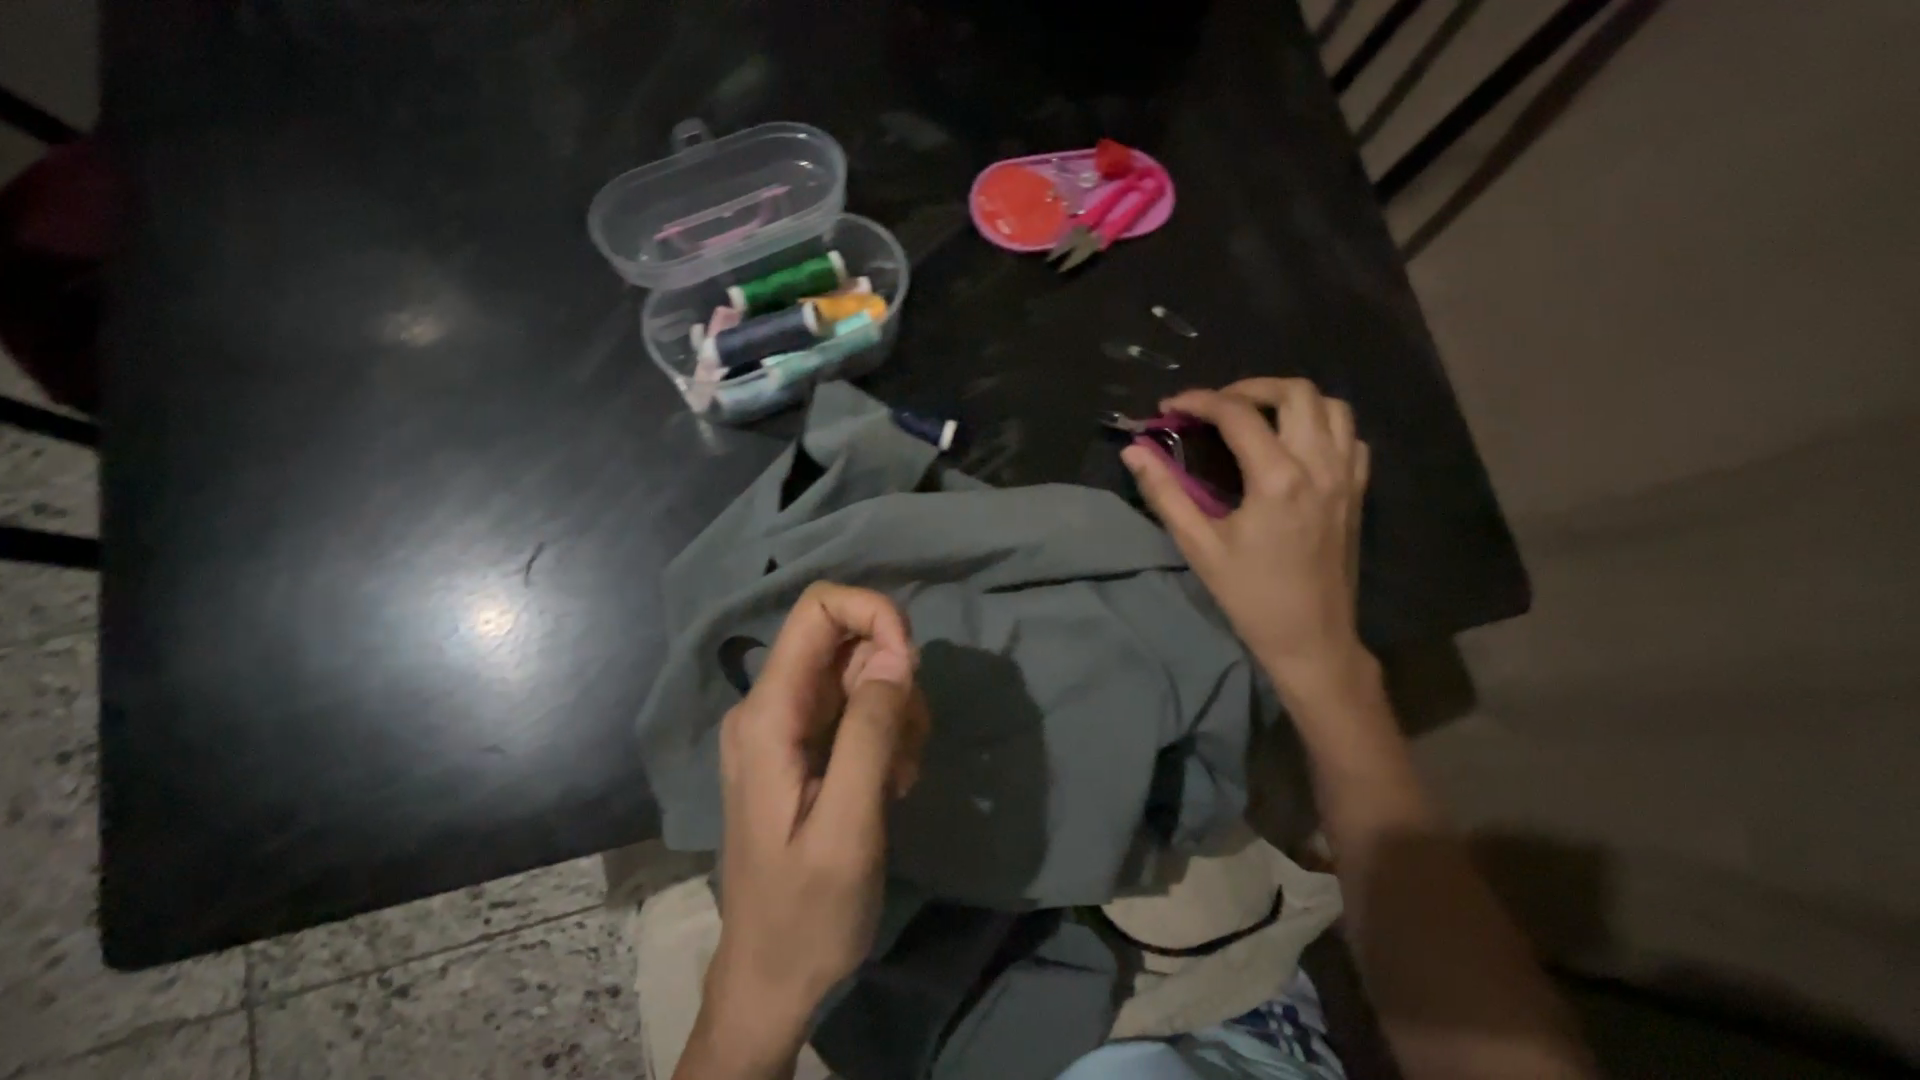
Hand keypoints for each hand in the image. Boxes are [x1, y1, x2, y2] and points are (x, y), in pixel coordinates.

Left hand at [696, 583, 929, 1072]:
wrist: (772, 975)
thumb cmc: (807, 912)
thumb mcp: (848, 827)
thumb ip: (870, 733)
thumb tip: (897, 654)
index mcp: (767, 716)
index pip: (817, 609)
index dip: (874, 614)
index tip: (913, 666)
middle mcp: (769, 707)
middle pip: (844, 640)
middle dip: (894, 677)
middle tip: (910, 746)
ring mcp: (784, 728)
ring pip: (858, 673)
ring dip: (896, 712)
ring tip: (900, 777)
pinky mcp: (802, 748)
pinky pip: (855, 709)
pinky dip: (886, 734)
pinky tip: (891, 784)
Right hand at [1122, 378, 1370, 694]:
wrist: (1311, 639)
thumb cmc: (1250, 597)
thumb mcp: (1200, 546)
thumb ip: (1165, 493)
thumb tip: (1134, 452)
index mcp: (1277, 478)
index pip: (1238, 413)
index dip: (1200, 400)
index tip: (1171, 408)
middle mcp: (1319, 465)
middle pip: (1295, 392)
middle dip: (1250, 388)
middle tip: (1216, 406)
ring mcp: (1346, 476)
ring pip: (1332, 406)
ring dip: (1291, 400)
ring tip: (1257, 416)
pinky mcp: (1358, 491)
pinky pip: (1351, 436)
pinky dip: (1324, 425)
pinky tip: (1296, 444)